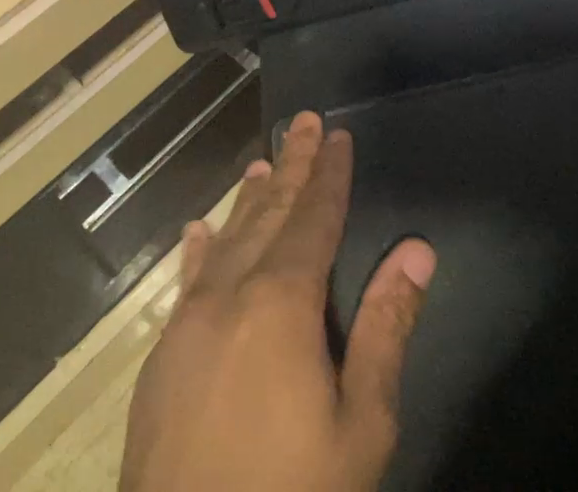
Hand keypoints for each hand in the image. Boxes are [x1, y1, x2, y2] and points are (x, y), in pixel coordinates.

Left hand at [121, 113, 436, 491]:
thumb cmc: (293, 491)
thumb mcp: (362, 422)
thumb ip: (387, 329)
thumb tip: (417, 250)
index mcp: (281, 306)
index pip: (313, 221)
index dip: (329, 176)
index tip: (337, 136)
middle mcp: (228, 299)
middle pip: (267, 217)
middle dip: (289, 168)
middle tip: (302, 122)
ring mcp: (186, 328)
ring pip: (224, 243)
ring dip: (247, 201)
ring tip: (260, 162)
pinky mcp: (160, 362)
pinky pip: (186, 285)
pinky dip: (198, 252)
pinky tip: (198, 231)